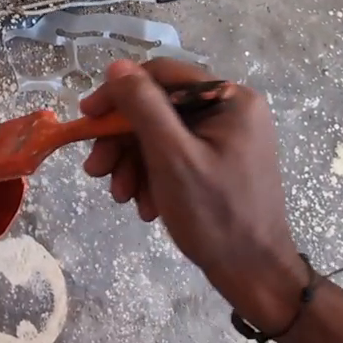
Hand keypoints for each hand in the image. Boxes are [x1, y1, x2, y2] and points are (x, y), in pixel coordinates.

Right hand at [80, 58, 308, 328]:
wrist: (254, 276)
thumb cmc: (216, 214)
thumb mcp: (171, 156)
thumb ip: (143, 106)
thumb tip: (116, 66)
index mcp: (230, 99)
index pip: (162, 75)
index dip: (119, 92)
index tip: (88, 116)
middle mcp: (230, 110)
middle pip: (157, 108)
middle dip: (122, 140)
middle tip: (95, 168)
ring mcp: (224, 137)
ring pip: (159, 134)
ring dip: (132, 163)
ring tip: (120, 195)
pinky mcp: (216, 161)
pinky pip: (171, 155)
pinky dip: (150, 176)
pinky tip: (144, 204)